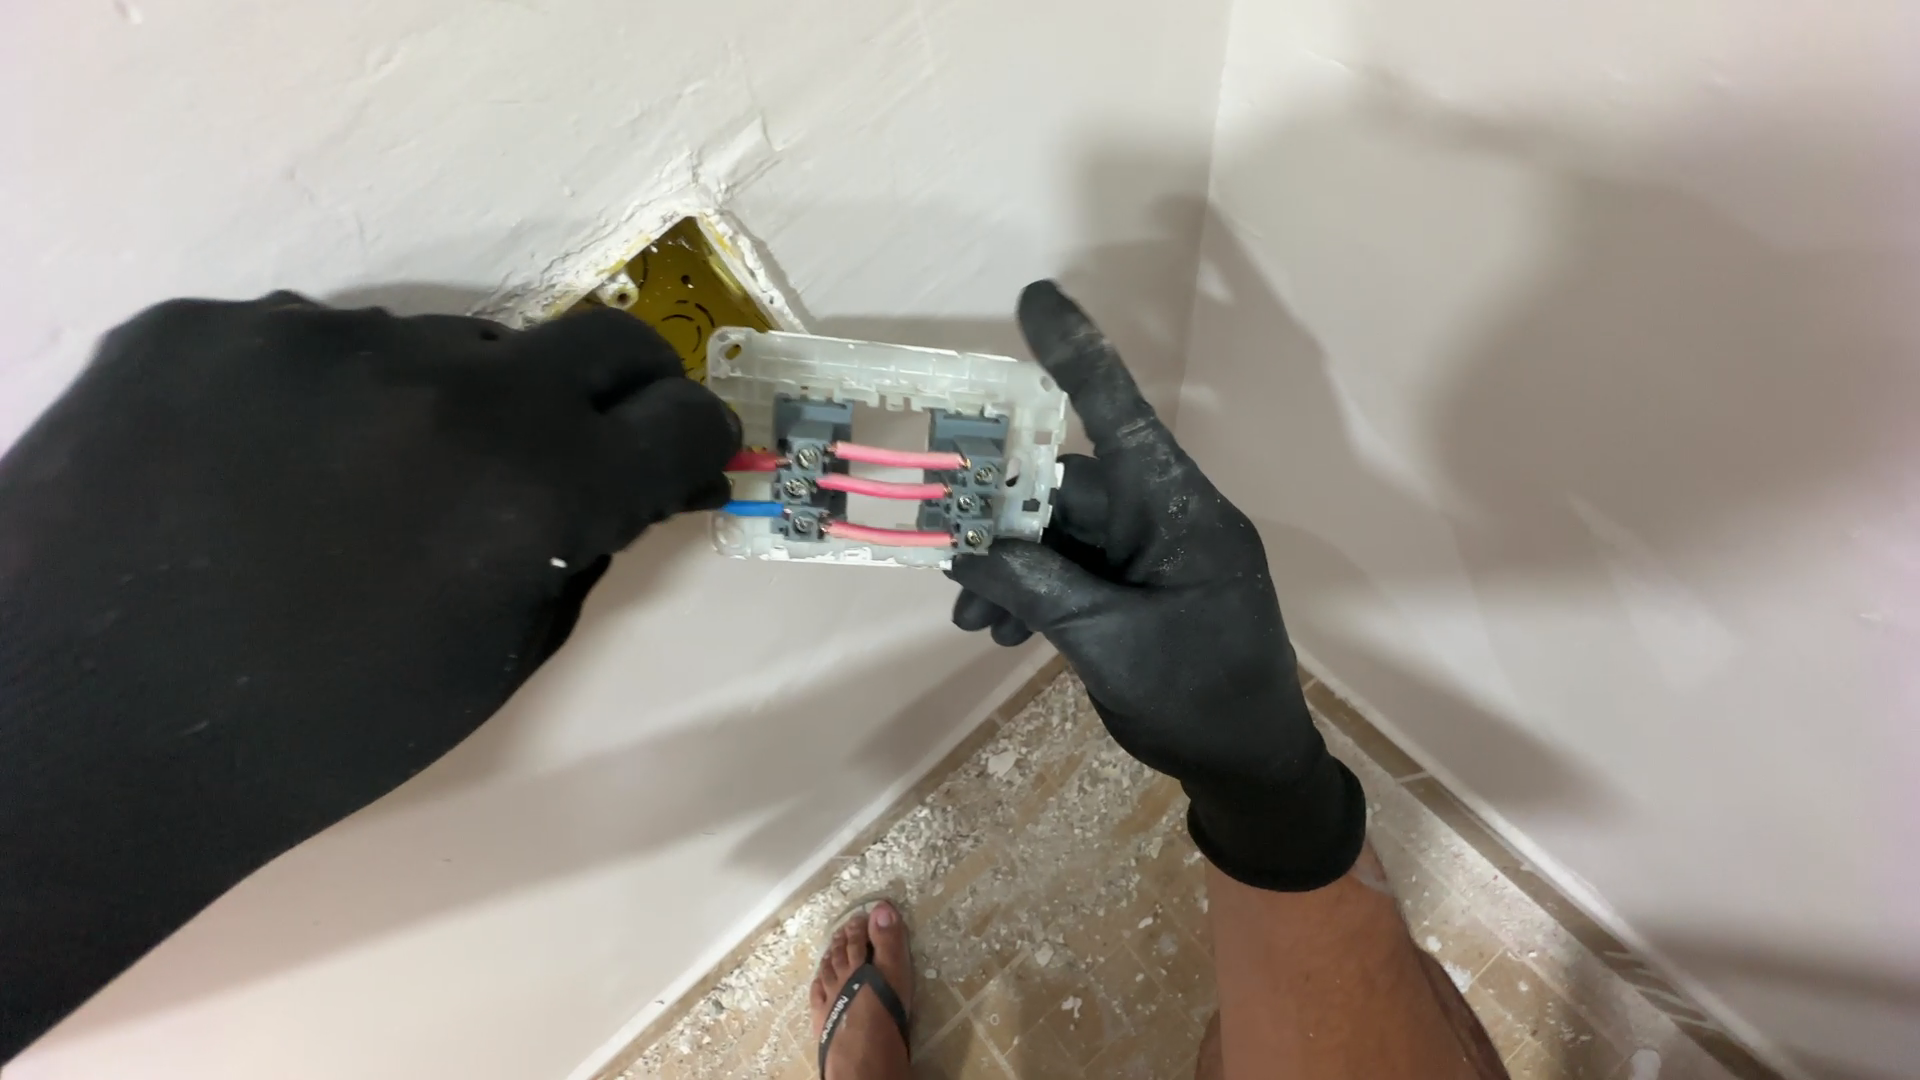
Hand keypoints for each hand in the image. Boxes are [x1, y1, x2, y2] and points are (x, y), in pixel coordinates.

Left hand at [0, 294, 737, 1055]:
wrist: (71, 742)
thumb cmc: (340, 724)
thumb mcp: (518, 649)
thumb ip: (602, 543)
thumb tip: (652, 477)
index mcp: (543, 490)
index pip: (687, 417)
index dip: (704, 437)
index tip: (690, 454)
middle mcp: (454, 393)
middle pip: (610, 338)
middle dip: (635, 386)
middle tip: (608, 430)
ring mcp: (323, 343)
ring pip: (471, 342)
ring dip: (484, 398)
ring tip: (416, 470)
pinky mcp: (211, 327)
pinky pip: (345, 340)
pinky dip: (363, 392)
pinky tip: (306, 459)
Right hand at [948, 281, 1364, 891]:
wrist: (1247, 768)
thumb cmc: (1197, 700)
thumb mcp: (1107, 642)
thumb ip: (1035, 586)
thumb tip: (967, 548)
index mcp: (1179, 512)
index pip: (1122, 415)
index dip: (1077, 355)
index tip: (1034, 299)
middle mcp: (1162, 518)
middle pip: (1067, 490)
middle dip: (1002, 525)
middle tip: (948, 559)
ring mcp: (1149, 554)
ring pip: (1060, 536)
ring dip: (1010, 570)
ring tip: (972, 622)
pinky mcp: (1135, 587)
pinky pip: (1071, 571)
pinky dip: (1032, 594)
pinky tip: (999, 632)